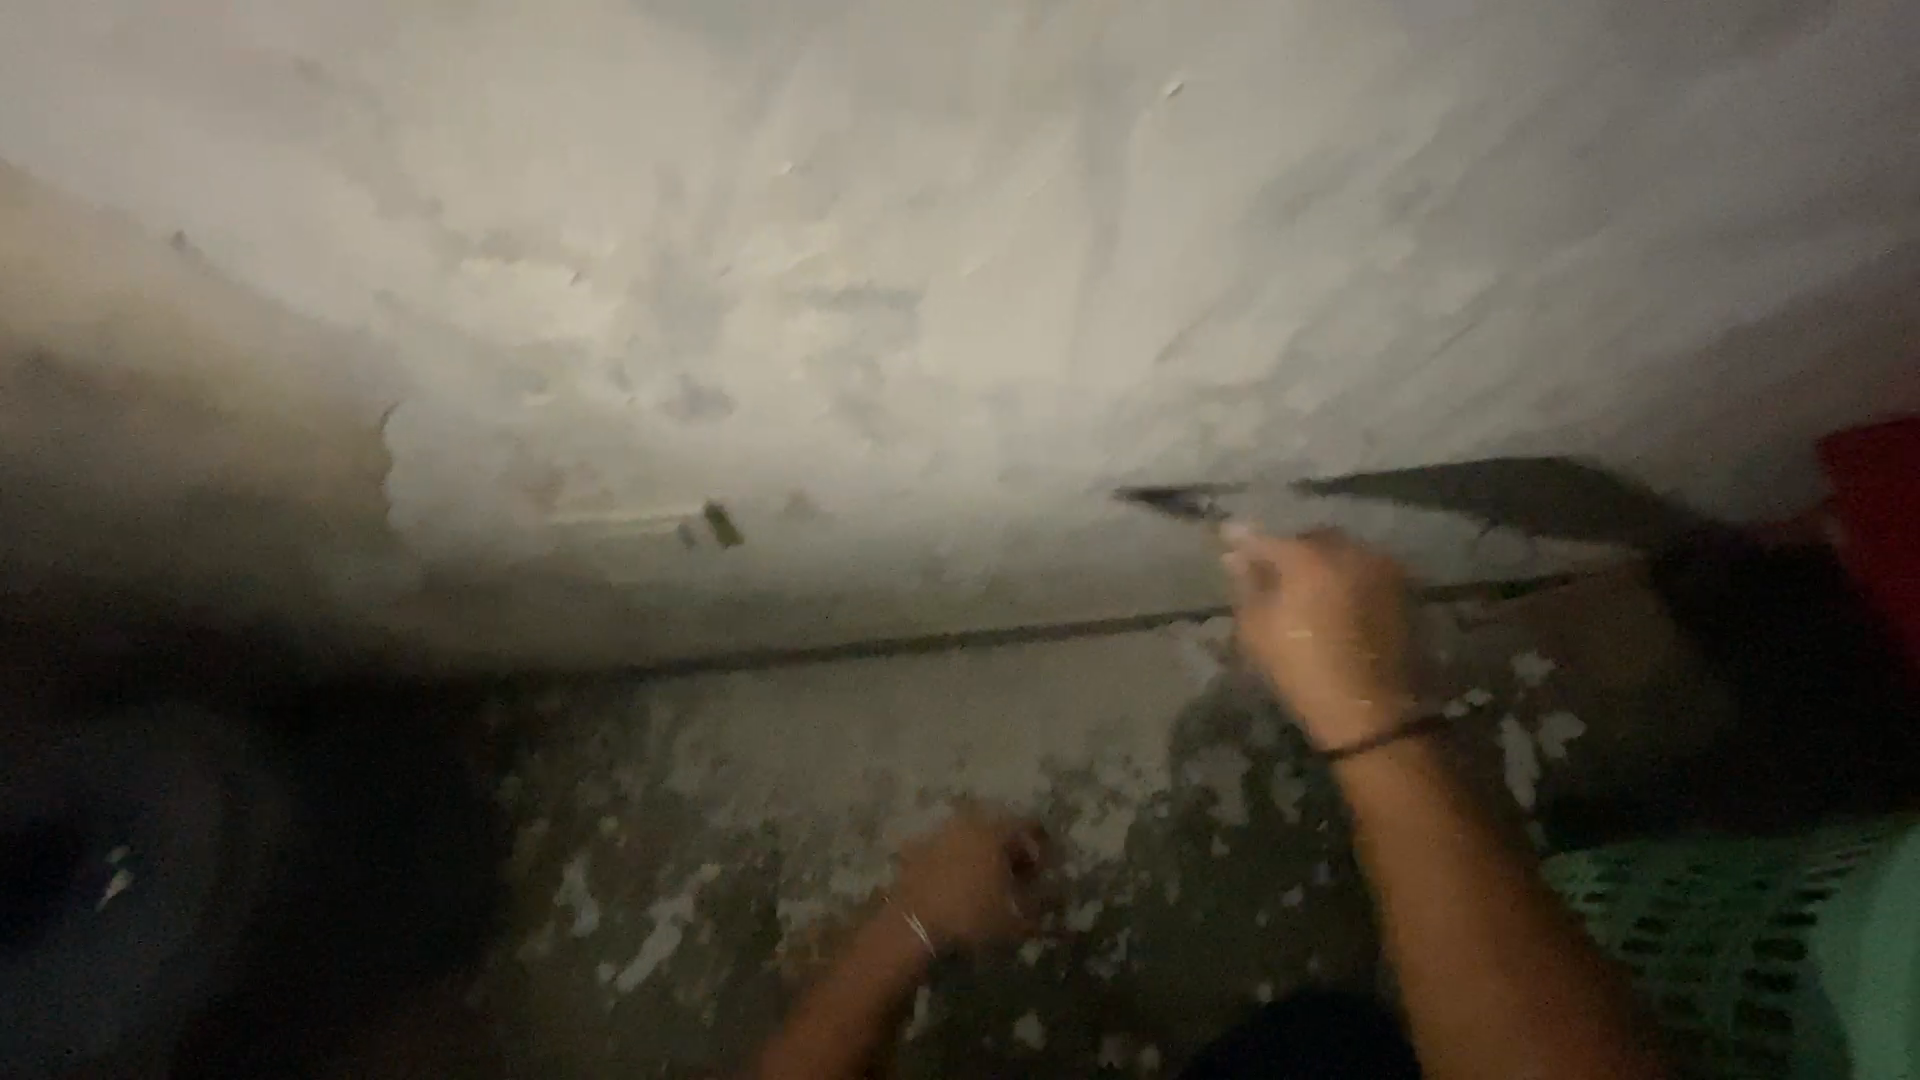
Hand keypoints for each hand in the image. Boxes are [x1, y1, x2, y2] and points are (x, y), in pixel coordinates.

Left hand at [891, 805, 1047, 947]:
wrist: (913, 924)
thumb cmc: (970, 917)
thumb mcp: (1015, 920)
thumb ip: (1039, 905)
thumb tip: (1054, 896)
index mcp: (995, 831)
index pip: (1027, 825)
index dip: (1040, 845)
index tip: (1043, 869)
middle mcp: (967, 822)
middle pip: (997, 827)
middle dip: (1010, 848)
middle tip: (1017, 874)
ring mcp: (939, 832)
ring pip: (970, 835)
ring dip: (982, 852)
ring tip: (987, 880)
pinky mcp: (917, 848)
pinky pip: (945, 848)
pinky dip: (956, 860)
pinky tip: (957, 883)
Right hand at [1222, 526, 1416, 750]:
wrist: (1371, 710)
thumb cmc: (1301, 669)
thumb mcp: (1256, 630)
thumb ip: (1247, 585)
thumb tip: (1236, 557)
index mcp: (1307, 558)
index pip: (1265, 539)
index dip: (1243, 540)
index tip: (1227, 540)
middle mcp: (1348, 552)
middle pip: (1309, 538)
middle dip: (1288, 548)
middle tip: (1271, 569)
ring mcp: (1381, 568)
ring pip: (1342, 551)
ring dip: (1320, 560)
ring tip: (1305, 585)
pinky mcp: (1402, 590)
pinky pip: (1365, 569)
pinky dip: (1345, 575)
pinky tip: (1334, 598)